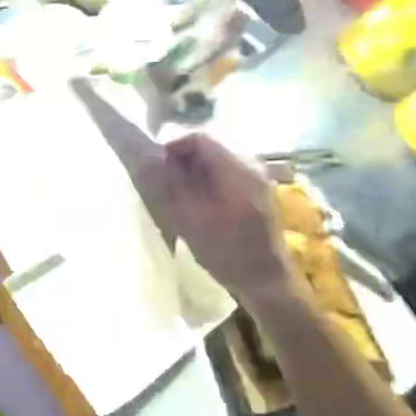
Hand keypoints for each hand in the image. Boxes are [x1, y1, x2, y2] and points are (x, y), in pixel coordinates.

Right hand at [151, 134, 303, 309]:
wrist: (264, 279)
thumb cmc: (224, 250)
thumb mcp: (187, 216)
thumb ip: (169, 182)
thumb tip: (151, 157)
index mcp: (237, 170)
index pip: (200, 136)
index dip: (171, 145)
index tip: (152, 166)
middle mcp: (252, 166)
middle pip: (211, 142)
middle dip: (180, 154)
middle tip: (158, 176)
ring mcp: (257, 178)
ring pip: (217, 155)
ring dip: (191, 165)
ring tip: (172, 187)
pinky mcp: (256, 190)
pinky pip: (225, 169)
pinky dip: (204, 174)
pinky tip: (193, 196)